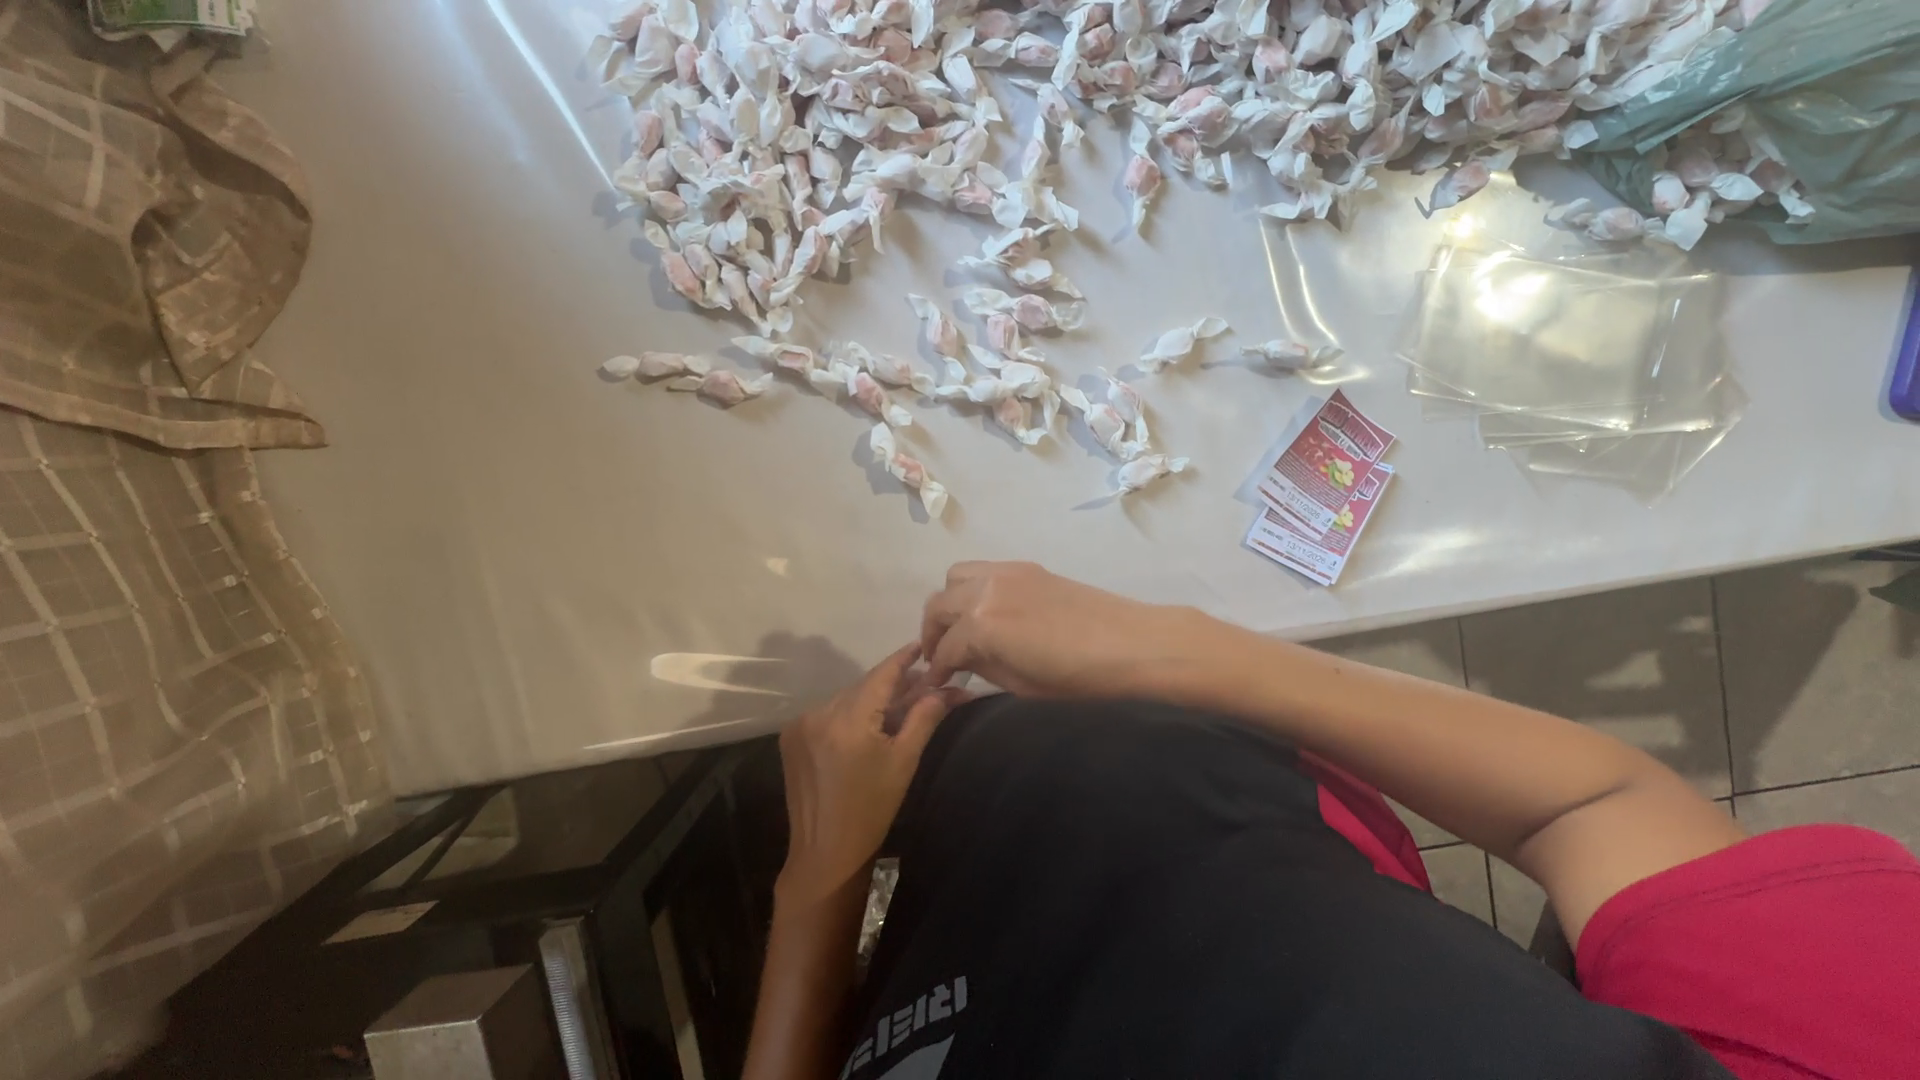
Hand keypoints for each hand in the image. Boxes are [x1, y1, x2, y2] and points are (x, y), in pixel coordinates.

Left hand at [777, 643, 959, 904]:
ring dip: (871, 700)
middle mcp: (819, 712)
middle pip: (864, 686)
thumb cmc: (872, 808)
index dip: (903, 658)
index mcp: (849, 719)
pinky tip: (866, 727)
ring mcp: (800, 724)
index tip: (922, 645)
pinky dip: (849, 714)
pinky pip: (828, 714)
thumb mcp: (904, 761)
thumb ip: (924, 717)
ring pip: (846, 699)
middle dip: (894, 684)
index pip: (881, 674)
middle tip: (923, 685)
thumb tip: (947, 688)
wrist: (826, 851)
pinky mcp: (790, 737)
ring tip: (898, 708)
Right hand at [918, 561, 1234, 699]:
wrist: (1132, 644)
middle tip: (941, 657)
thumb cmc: (1078, 678)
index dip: (936, 670)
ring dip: (949, 603)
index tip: (934, 684)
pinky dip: (973, 588)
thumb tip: (962, 662)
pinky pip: (983, 571)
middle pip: (939, 605)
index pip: (944, 648)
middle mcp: (984, 591)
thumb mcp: (1021, 685)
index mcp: (981, 625)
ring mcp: (1005, 573)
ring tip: (959, 628)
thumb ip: (983, 667)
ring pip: (955, 578)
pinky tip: (986, 612)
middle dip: (933, 633)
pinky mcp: (1026, 567)